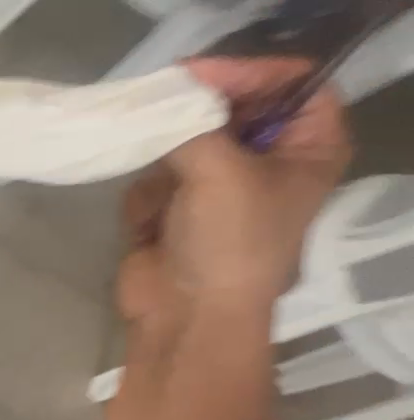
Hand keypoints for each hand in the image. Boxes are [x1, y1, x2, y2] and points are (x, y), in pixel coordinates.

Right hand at [118, 57, 351, 326]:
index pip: (288, 83)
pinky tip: (148, 225)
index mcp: (309, 144)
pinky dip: (143, 200)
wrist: (186, 313)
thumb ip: (192, 128)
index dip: (244, 73)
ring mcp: (215, 189)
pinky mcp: (172, 214)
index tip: (192, 75)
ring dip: (162, 169)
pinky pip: (151, 185)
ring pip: (180, 148)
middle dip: (192, 122)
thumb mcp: (219, 173)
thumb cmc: (227, 242)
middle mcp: (266, 161)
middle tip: (158, 111)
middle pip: (229, 113)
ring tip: (161, 196)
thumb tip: (159, 105)